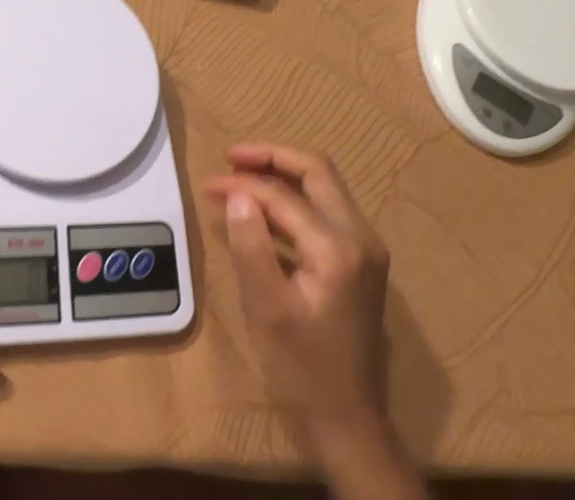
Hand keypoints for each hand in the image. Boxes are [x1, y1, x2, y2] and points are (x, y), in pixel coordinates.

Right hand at [207, 144, 420, 496]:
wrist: (347, 416)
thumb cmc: (300, 365)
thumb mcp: (265, 307)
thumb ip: (251, 245)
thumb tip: (238, 194)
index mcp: (339, 248)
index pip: (285, 197)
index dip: (243, 185)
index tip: (208, 186)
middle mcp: (362, 239)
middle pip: (318, 174)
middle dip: (273, 158)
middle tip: (232, 158)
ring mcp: (366, 251)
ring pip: (326, 190)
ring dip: (285, 176)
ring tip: (242, 177)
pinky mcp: (361, 264)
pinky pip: (328, 213)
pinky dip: (296, 201)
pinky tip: (266, 212)